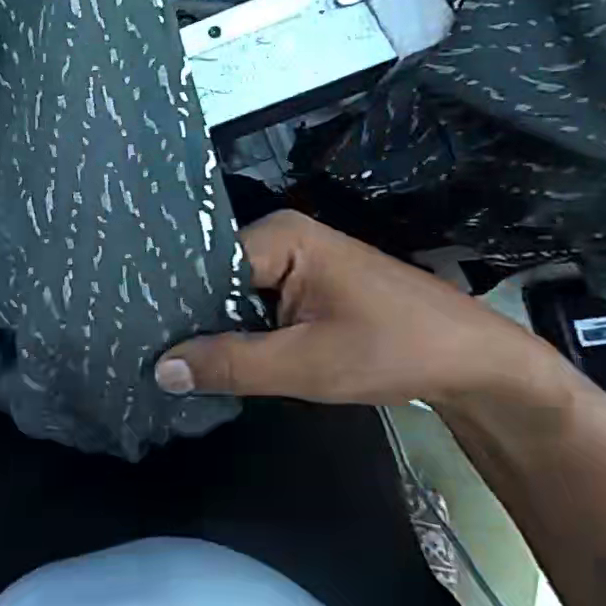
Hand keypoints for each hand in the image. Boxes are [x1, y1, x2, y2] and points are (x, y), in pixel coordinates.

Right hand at [154, 211, 571, 406]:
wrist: (468, 360)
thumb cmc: (393, 350)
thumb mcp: (305, 365)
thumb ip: (231, 365)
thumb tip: (159, 368)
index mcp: (280, 236)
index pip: (202, 265)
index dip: (173, 306)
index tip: (136, 340)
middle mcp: (282, 237)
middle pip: (214, 279)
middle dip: (189, 321)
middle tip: (143, 358)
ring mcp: (296, 261)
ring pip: (233, 297)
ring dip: (213, 332)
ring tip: (166, 362)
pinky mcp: (307, 287)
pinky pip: (256, 307)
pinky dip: (240, 335)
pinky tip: (212, 360)